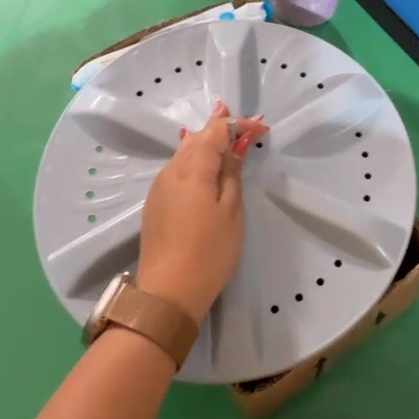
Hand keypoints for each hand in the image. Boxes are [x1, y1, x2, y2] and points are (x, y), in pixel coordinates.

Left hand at [136, 100, 266, 321]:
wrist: (167, 294)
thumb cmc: (209, 252)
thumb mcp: (231, 211)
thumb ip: (232, 173)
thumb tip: (235, 144)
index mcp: (192, 168)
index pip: (216, 131)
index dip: (239, 124)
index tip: (262, 128)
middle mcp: (171, 171)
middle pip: (197, 138)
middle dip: (221, 129)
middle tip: (247, 127)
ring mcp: (159, 187)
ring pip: (184, 153)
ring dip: (207, 144)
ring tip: (228, 142)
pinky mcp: (155, 203)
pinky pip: (177, 170)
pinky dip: (195, 162)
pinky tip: (205, 168)